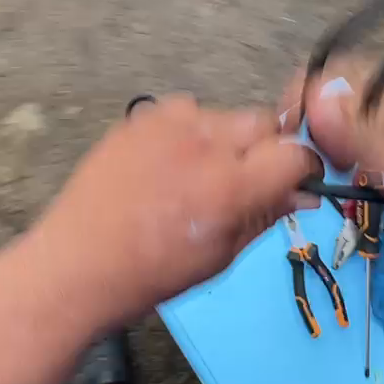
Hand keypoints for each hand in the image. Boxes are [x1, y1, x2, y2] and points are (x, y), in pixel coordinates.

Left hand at [25, 95, 319, 326]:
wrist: (79, 262)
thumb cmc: (154, 273)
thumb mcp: (221, 255)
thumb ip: (265, 215)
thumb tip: (302, 193)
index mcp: (231, 187)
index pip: (295, 152)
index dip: (303, 166)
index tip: (297, 179)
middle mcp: (205, 144)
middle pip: (263, 121)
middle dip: (266, 146)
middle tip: (247, 176)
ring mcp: (169, 124)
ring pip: (224, 114)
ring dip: (226, 137)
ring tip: (199, 170)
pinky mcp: (141, 116)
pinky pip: (185, 110)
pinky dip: (189, 130)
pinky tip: (169, 160)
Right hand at [284, 57, 383, 232]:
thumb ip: (354, 132)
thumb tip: (310, 96)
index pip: (321, 73)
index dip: (299, 105)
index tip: (296, 147)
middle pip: (335, 90)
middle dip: (318, 126)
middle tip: (324, 167)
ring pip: (356, 108)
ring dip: (342, 138)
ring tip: (349, 174)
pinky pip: (379, 121)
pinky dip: (366, 144)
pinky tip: (378, 173)